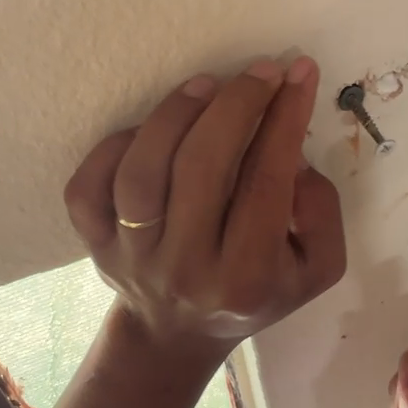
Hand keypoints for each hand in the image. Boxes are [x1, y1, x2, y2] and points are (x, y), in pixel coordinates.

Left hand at [63, 58, 347, 374]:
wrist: (176, 336)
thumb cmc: (253, 293)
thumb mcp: (315, 268)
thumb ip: (319, 211)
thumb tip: (290, 150)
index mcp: (246, 279)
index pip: (266, 183)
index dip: (284, 120)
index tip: (298, 73)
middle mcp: (185, 270)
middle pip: (200, 170)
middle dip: (235, 106)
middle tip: (258, 72)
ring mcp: (131, 258)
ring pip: (141, 174)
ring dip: (174, 116)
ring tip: (206, 85)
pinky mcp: (94, 244)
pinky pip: (88, 188)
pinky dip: (112, 147)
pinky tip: (149, 130)